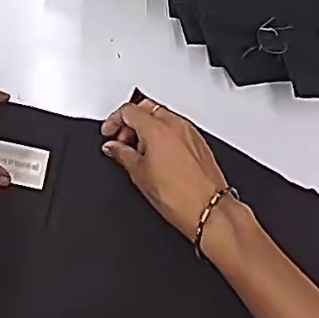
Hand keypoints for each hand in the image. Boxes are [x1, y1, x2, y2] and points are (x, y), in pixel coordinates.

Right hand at [100, 94, 234, 239]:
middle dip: (130, 121)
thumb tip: (113, 147)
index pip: (128, 111)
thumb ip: (121, 154)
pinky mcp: (199, 141)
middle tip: (121, 141)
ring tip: (139, 150)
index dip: (113, 121)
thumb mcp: (139, 174)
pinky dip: (163, 133)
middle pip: (145, 108)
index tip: (109, 133)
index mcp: (157, 128)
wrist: (209, 210)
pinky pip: (176, 127)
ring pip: (161, 116)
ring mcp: (189, 131)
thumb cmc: (179, 196)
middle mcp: (175, 124)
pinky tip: (157, 154)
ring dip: (147, 126)